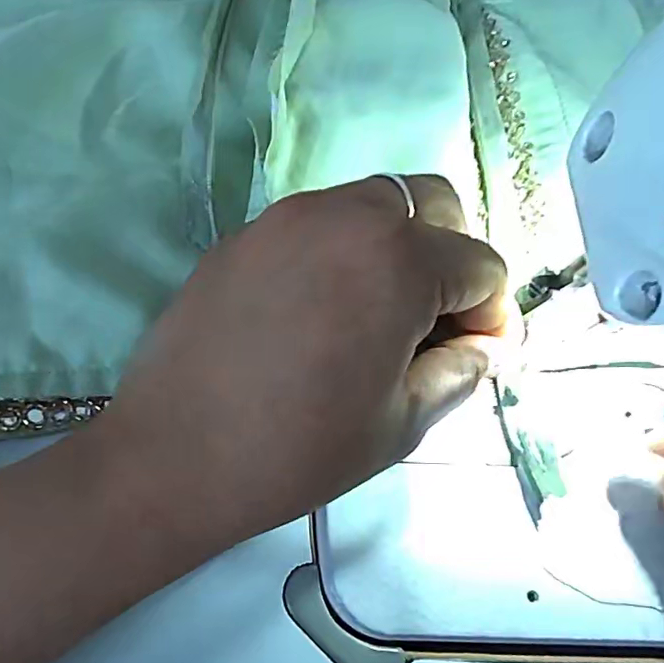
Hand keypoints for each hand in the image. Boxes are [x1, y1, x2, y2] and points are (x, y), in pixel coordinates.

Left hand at [0, 174, 507, 662]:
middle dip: (449, 258)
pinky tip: (313, 312)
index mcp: (396, 259)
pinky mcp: (238, 239)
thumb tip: (480, 345)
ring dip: (393, 247)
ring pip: (368, 205)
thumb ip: (458, 371)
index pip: (480, 265)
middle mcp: (341, 215)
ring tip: (373, 315)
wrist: (172, 457)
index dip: (490, 315)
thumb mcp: (399, 424)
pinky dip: (336, 253)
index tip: (473, 355)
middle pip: (431, 206)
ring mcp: (281, 220)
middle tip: (430, 323)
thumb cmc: (295, 451)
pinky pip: (310, 227)